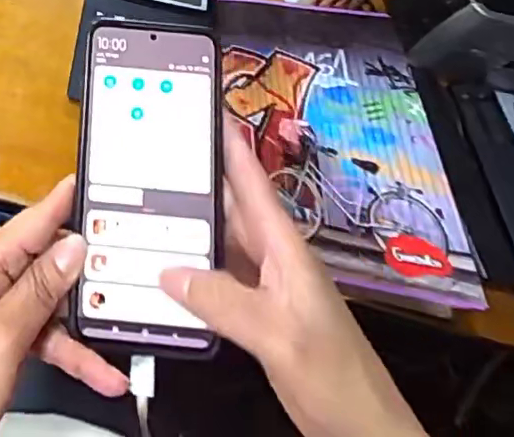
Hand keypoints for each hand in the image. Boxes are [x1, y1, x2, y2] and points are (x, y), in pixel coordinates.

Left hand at [0, 176, 127, 436]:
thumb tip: (74, 246)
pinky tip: (103, 373)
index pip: (35, 219)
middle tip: (127, 267)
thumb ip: (40, 288)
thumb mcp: (3, 332)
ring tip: (121, 326)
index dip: (66, 200)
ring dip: (86, 319)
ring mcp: (6, 309)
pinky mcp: (13, 338)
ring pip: (58, 299)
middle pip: (53, 258)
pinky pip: (52, 335)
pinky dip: (75, 353)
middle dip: (88, 267)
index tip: (96, 182)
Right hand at [158, 125, 424, 436]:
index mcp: (282, 246)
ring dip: (189, 221)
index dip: (230, 142)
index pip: (251, 181)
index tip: (204, 109)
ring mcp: (264, 282)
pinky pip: (217, 273)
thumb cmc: (335, 374)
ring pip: (220, 239)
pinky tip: (166, 263)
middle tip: (153, 152)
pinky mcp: (256, 308)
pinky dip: (192, 264)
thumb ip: (224, 301)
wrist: (365, 430)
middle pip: (228, 205)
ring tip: (148, 200)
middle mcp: (271, 255)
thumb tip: (169, 272)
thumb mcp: (278, 335)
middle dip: (195, 176)